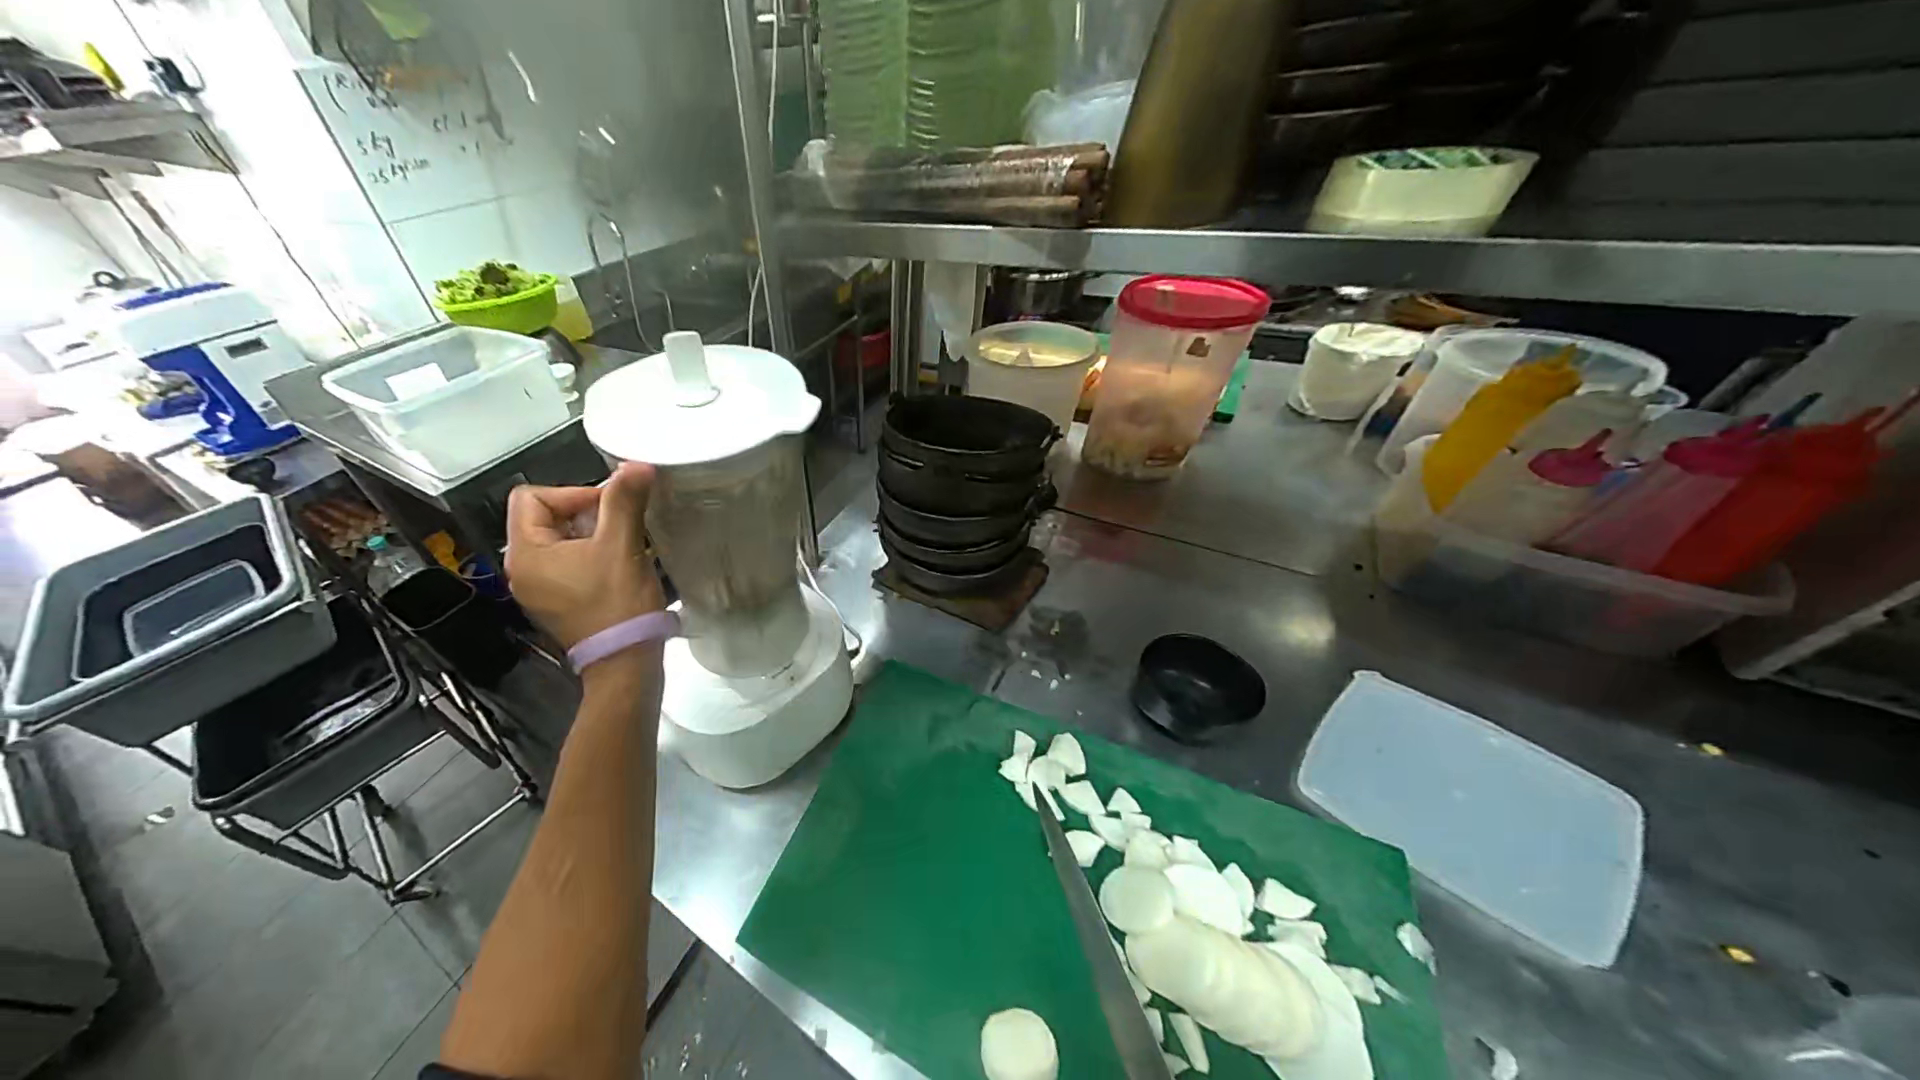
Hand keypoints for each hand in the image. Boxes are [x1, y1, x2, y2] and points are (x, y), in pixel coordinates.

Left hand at [504, 463, 664, 650]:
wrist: (625, 661)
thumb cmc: (617, 603)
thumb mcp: (622, 546)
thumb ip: (624, 501)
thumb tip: (635, 465)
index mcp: (525, 553)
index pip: (533, 496)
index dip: (573, 493)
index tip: (611, 508)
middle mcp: (521, 570)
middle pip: (546, 517)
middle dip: (587, 513)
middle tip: (623, 525)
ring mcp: (538, 589)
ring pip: (561, 540)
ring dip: (594, 534)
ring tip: (626, 544)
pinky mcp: (558, 602)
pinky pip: (569, 564)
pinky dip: (593, 556)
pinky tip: (621, 565)